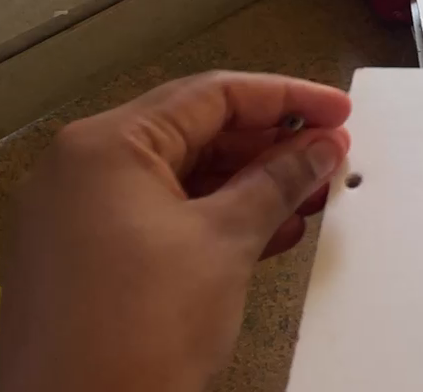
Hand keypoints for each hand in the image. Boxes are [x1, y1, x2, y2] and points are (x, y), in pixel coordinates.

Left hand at [0, 71, 351, 391]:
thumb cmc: (143, 327)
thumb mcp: (228, 238)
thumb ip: (282, 177)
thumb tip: (327, 144)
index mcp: (105, 147)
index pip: (215, 95)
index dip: (289, 98)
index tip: (341, 111)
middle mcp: (83, 170)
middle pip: (202, 130)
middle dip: (274, 145)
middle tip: (331, 156)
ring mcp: (80, 217)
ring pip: (191, 173)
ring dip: (256, 182)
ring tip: (312, 194)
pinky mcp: (88, 258)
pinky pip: (170, 212)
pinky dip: (224, 214)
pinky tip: (276, 230)